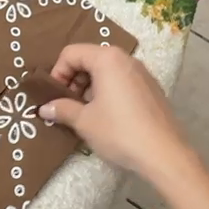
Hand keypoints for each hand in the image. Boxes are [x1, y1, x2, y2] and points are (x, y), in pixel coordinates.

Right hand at [40, 43, 196, 184]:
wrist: (165, 155)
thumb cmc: (119, 132)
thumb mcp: (84, 121)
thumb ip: (61, 109)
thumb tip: (44, 108)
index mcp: (107, 58)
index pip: (71, 53)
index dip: (57, 73)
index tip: (54, 96)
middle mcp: (126, 59)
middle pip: (89, 59)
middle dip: (74, 80)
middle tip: (68, 105)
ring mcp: (142, 73)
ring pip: (106, 71)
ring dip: (90, 87)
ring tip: (86, 113)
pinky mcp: (152, 88)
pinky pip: (122, 81)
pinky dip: (108, 91)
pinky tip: (108, 117)